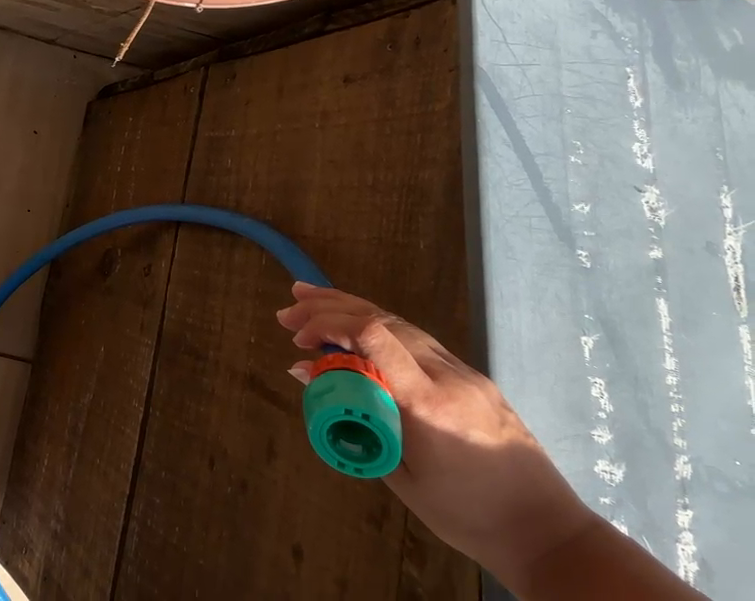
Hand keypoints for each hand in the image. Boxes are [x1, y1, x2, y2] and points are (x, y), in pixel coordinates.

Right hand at [276, 283, 599, 588]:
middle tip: (287, 314)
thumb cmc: (465, 514)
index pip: (376, 336)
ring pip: (401, 324)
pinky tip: (356, 327)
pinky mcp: (474, 380)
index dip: (329, 325)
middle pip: (384, 321)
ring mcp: (467, 375)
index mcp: (429, 404)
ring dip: (351, 310)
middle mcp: (450, 377)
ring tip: (309, 301)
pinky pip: (418, 341)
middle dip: (329, 309)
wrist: (548, 534)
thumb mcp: (396, 470)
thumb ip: (352, 416)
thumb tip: (306, 371)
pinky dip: (378, 326)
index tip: (297, 339)